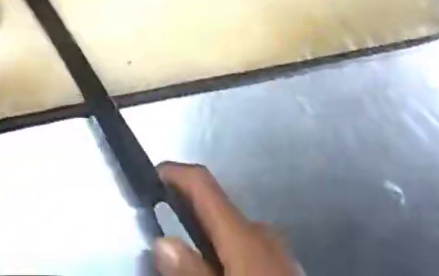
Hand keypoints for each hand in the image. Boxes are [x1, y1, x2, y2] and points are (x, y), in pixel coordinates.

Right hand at [152, 163, 300, 275]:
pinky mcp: (288, 274)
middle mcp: (264, 234)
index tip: (151, 176)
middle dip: (189, 214)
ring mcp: (281, 255)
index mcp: (244, 234)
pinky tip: (224, 273)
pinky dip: (229, 256)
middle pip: (218, 208)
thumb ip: (192, 272)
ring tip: (191, 262)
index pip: (204, 182)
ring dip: (210, 239)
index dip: (175, 172)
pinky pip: (251, 253)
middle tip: (164, 233)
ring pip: (235, 233)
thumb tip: (162, 241)